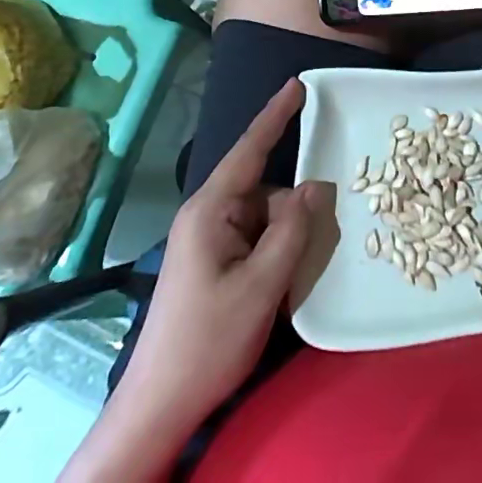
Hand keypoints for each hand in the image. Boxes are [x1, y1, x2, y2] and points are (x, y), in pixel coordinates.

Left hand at [116, 79, 330, 428]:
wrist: (162, 397)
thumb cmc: (209, 339)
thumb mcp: (260, 287)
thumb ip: (291, 232)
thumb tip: (315, 187)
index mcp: (211, 209)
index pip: (248, 150)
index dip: (275, 116)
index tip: (298, 85)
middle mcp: (207, 215)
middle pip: (264, 193)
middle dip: (294, 211)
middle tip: (319, 244)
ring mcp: (208, 239)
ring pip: (263, 220)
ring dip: (285, 240)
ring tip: (294, 280)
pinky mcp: (212, 261)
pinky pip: (254, 241)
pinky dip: (274, 255)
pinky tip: (284, 284)